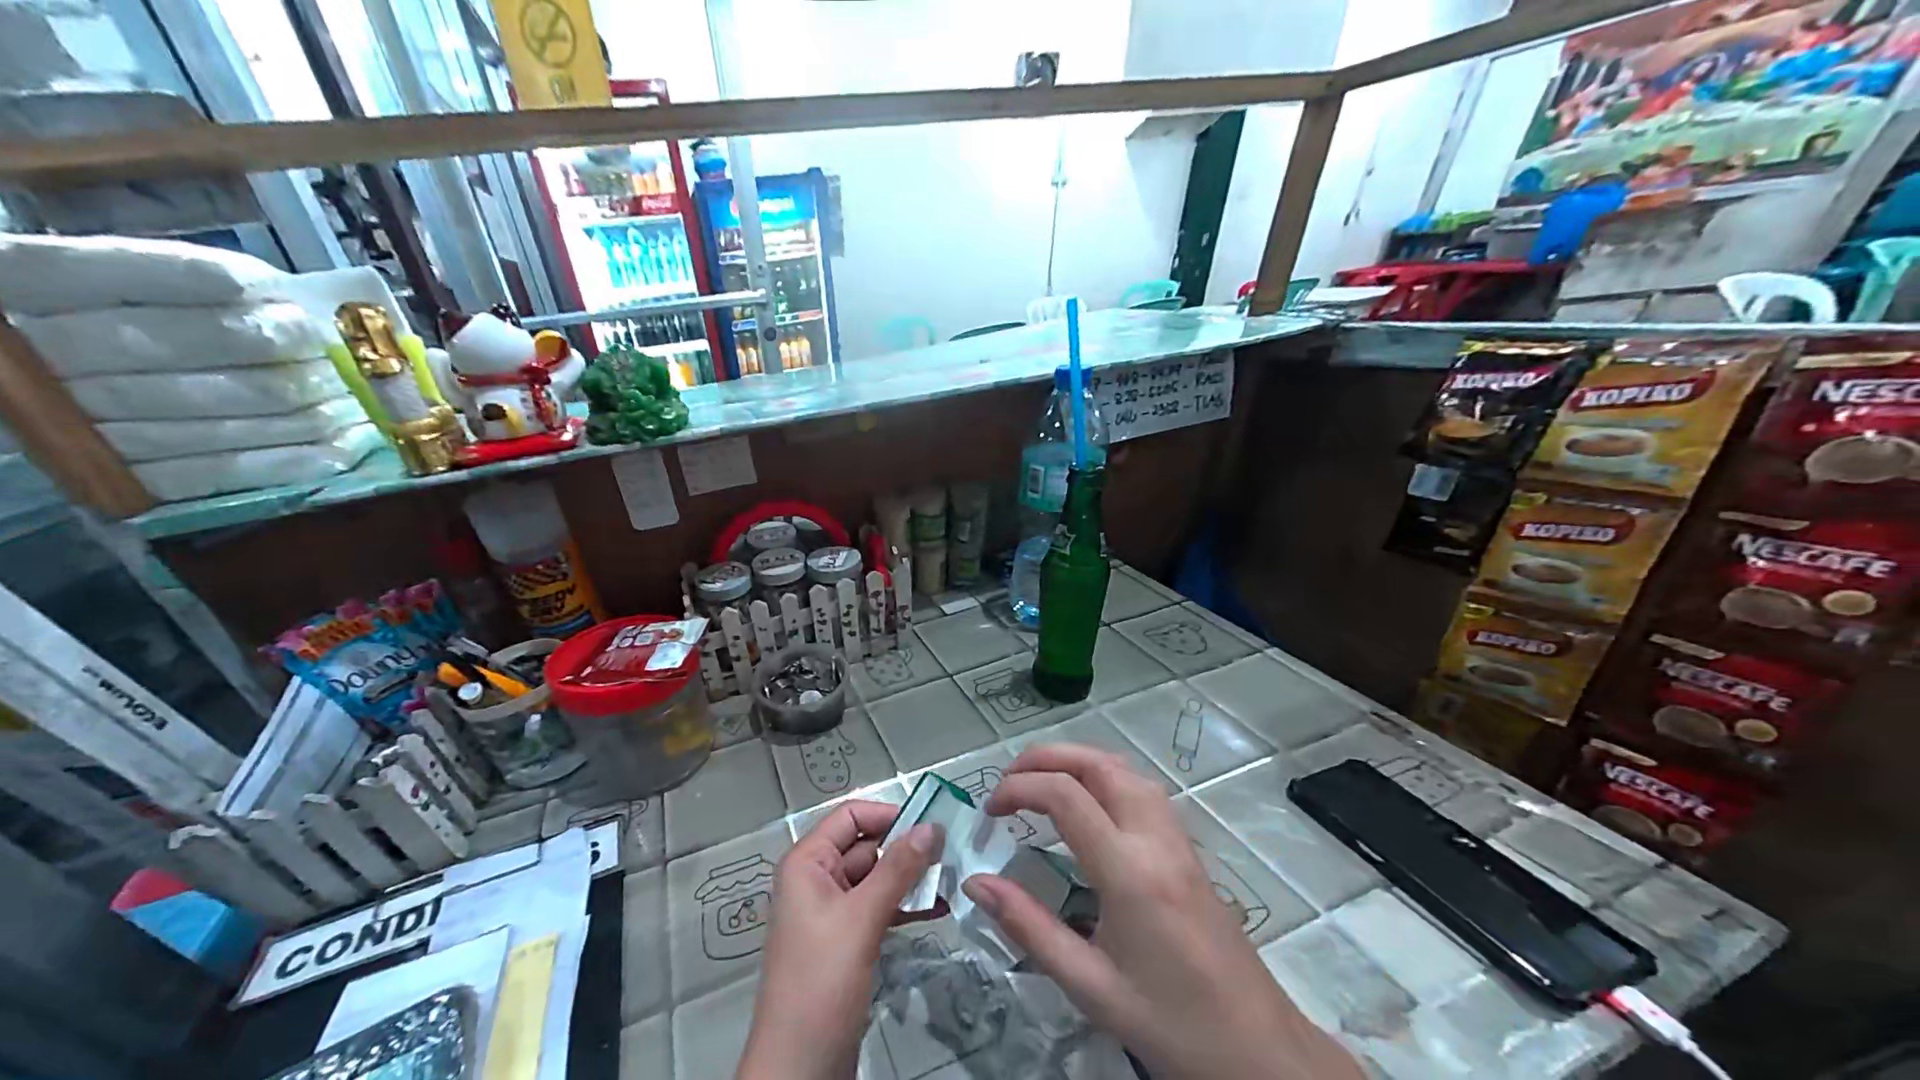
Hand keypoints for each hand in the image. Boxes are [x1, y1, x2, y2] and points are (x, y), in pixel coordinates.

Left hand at [736, 800, 942, 1079]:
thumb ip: (897, 869)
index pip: (850, 817)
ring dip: (911, 879)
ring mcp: (832, 911)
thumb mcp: (861, 919)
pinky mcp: (847, 940)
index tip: (932, 825)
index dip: (889, 815)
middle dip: (907, 848)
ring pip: (877, 878)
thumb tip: (931, 826)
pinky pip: (879, 907)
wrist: (800, 1065)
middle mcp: (817, 879)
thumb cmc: (822, 979)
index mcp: (807, 863)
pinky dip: (905, 905)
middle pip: (867, 845)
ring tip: (952, 880)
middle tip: (953, 854)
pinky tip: (939, 908)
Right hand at [961, 744, 1364, 1079]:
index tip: (989, 812)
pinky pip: (1143, 789)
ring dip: (1077, 761)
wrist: (1258, 1048)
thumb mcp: (1090, 986)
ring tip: (1039, 783)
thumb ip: (1029, 927)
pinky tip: (1086, 804)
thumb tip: (976, 883)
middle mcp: (1156, 839)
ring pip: (1125, 769)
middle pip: (1099, 763)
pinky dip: (1103, 777)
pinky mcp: (1188, 850)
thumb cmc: (1170, 1022)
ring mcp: (1178, 840)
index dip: (1018, 788)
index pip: (1066, 796)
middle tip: (1007, 782)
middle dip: (1045, 758)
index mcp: (1130, 871)